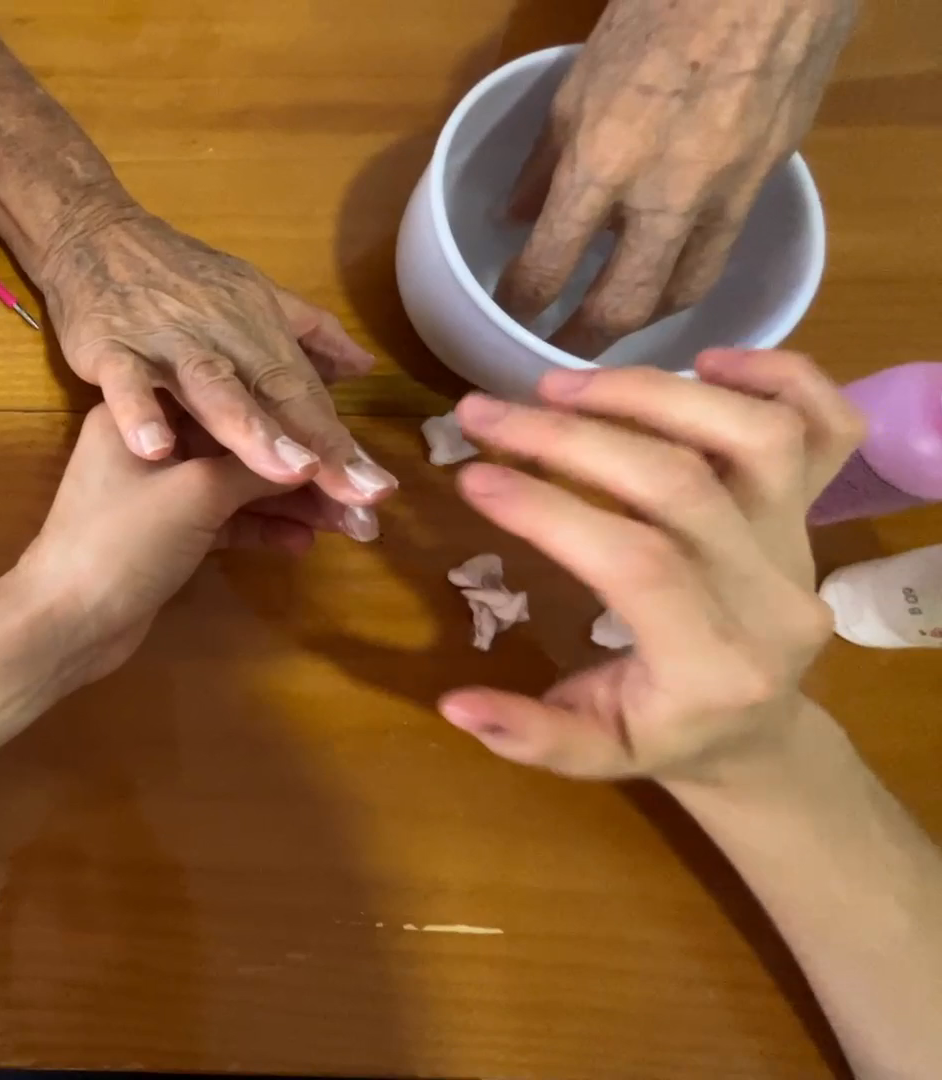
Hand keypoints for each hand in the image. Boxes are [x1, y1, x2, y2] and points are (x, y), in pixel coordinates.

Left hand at [5, 405, 341, 685]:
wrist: (66, 619)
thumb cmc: (122, 539)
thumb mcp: (195, 491)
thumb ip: (257, 466)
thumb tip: (320, 452)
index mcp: (145, 408)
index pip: (231, 396)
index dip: (291, 412)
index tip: (347, 424)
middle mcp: (151, 439)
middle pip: (240, 444)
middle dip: (301, 470)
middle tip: (363, 491)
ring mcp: (156, 489)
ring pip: (235, 486)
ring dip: (289, 505)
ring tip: (351, 524)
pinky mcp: (165, 531)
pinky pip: (222, 520)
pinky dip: (259, 529)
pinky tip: (304, 542)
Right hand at [37, 209, 397, 511]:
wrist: (95, 238)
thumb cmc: (176, 277)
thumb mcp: (249, 297)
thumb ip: (306, 334)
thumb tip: (363, 367)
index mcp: (257, 330)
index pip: (305, 393)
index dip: (341, 444)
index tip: (377, 491)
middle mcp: (221, 338)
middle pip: (273, 395)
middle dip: (315, 445)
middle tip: (354, 494)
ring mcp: (165, 345)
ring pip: (212, 387)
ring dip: (250, 427)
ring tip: (288, 472)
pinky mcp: (111, 349)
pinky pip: (126, 384)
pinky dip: (139, 412)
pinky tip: (154, 450)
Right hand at [437, 350, 864, 783]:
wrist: (759, 731)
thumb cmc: (659, 737)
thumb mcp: (587, 754)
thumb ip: (524, 734)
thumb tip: (452, 703)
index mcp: (714, 662)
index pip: (635, 562)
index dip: (547, 509)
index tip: (469, 476)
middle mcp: (774, 594)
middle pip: (681, 484)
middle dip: (567, 437)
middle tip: (480, 412)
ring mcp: (802, 544)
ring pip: (757, 439)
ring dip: (650, 395)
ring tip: (555, 384)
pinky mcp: (809, 514)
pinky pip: (826, 428)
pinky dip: (780, 377)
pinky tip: (705, 359)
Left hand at [497, 0, 855, 356]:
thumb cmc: (657, 18)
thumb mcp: (572, 94)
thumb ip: (541, 168)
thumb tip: (513, 220)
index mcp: (604, 167)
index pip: (548, 268)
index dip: (520, 304)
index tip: (505, 316)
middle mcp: (669, 191)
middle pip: (626, 302)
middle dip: (584, 340)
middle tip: (555, 354)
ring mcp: (730, 185)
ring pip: (685, 286)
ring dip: (642, 320)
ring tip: (607, 329)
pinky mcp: (772, 173)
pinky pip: (723, 247)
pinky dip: (685, 276)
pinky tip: (658, 278)